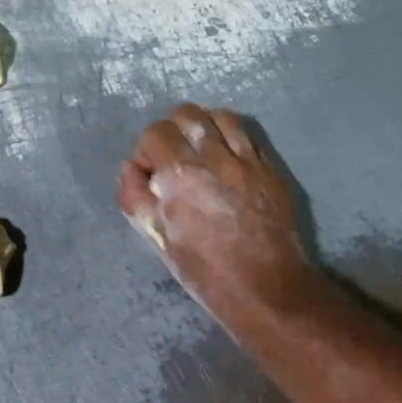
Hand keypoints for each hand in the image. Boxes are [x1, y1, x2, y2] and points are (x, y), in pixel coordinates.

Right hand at [118, 104, 310, 314]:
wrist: (264, 287)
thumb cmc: (203, 269)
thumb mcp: (155, 236)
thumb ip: (134, 196)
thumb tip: (131, 169)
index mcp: (180, 174)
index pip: (155, 132)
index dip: (145, 150)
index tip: (149, 174)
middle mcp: (214, 157)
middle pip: (187, 114)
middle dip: (173, 131)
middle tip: (173, 158)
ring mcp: (247, 160)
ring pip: (220, 116)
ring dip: (204, 128)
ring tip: (201, 151)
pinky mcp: (270, 169)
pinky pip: (248, 135)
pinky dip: (230, 137)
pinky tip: (226, 157)